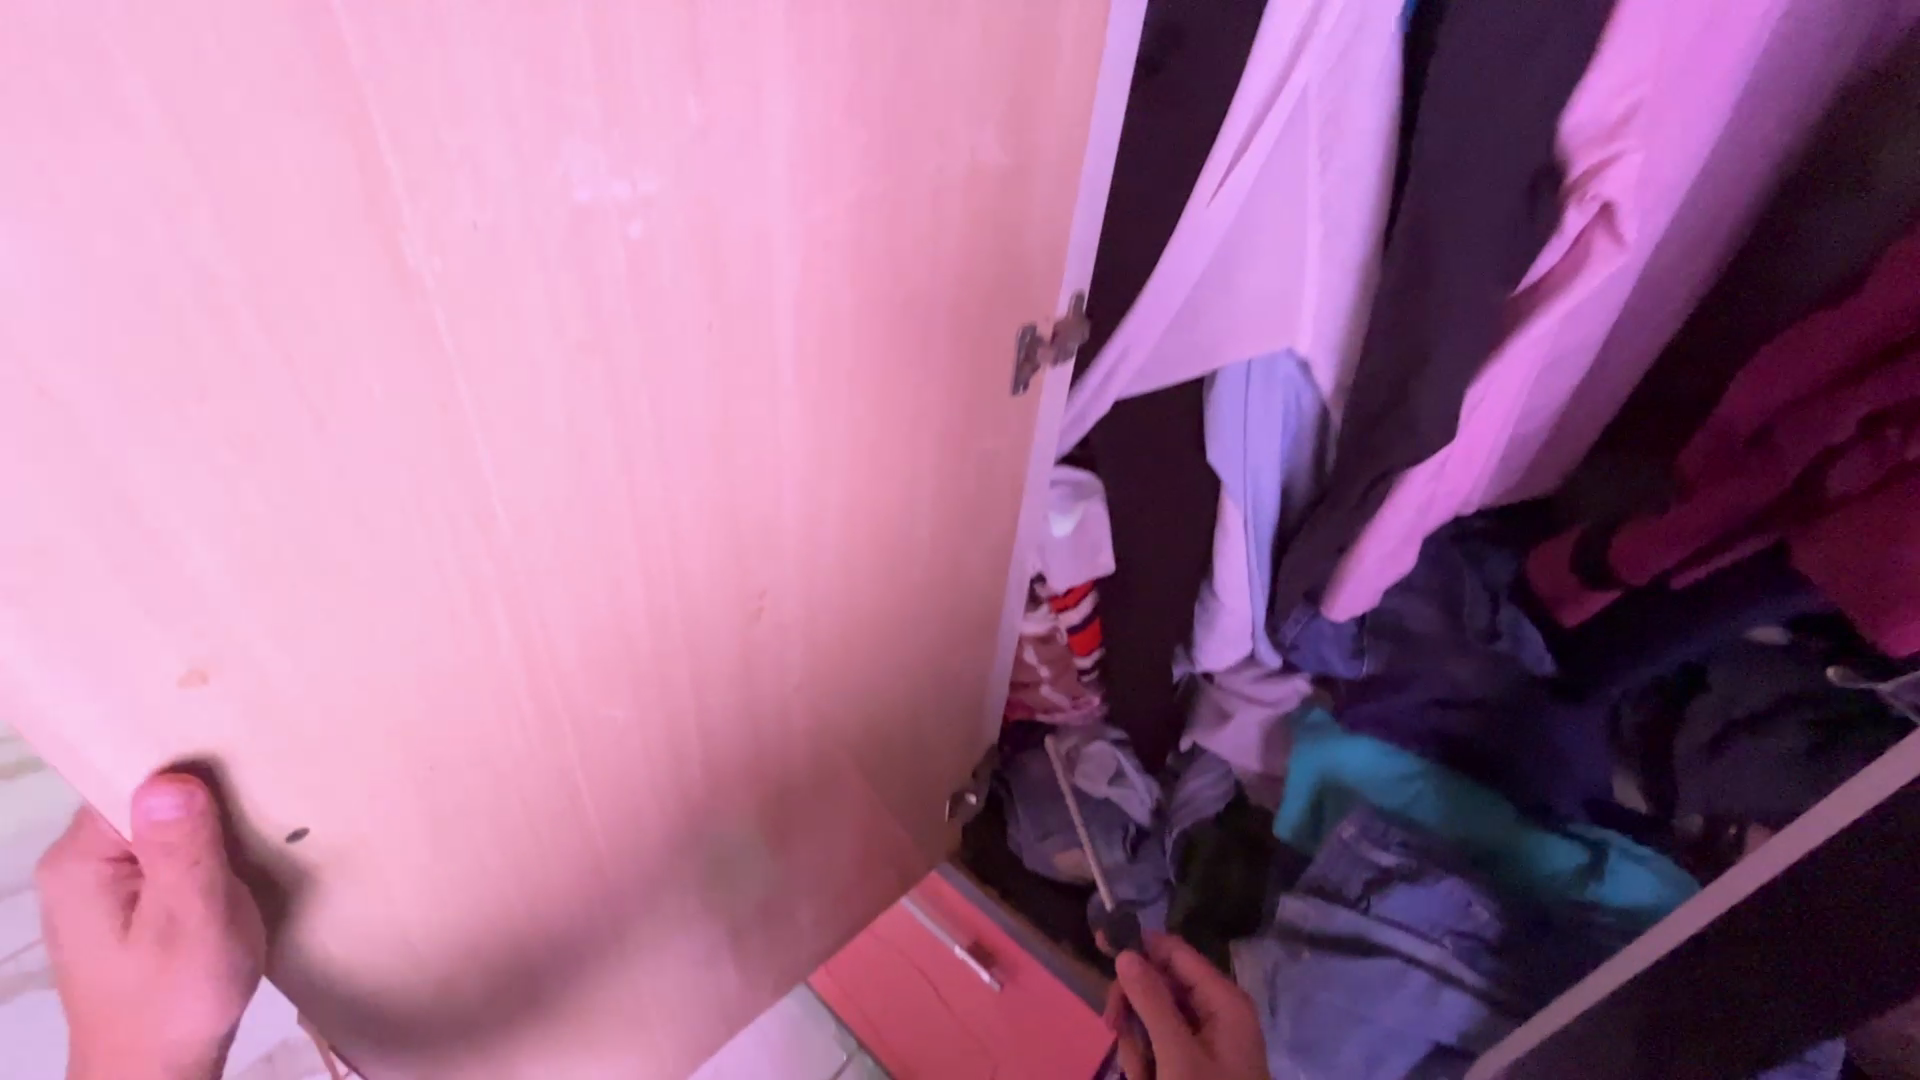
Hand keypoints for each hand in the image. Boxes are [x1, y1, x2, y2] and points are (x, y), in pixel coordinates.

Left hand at [36, 772, 267, 1079]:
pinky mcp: (143, 892)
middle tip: (280, 766)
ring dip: (226, 809)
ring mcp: (113, 879)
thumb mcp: (188, 917)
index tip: (248, 738)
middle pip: (152, 792)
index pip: (129, 778)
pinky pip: (181, 842)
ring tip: (281, 795)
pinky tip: (261, 835)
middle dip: (216, 781)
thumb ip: (179, 847)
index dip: (188, 756)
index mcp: (84, 862)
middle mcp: (87, 862)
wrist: (160, 1066)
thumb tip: (171, 778)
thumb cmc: (176, 993)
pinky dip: (223, 835)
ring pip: (172, 816)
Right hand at [1103, 934, 1269, 1079]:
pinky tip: (1147, 1079)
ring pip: (1154, 1015)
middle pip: (1160, 982)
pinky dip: (1147, 1061)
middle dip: (1134, 1007)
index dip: (1138, 944)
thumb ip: (1151, 1002)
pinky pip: (1160, 1044)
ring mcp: (1207, 1040)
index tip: (1099, 943)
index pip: (1174, 951)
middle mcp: (1217, 1012)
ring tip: (1143, 1075)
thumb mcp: (1177, 1058)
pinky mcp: (1196, 1064)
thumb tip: (1126, 952)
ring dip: (1138, 1043)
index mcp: (1223, 1001)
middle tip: (1113, 1027)